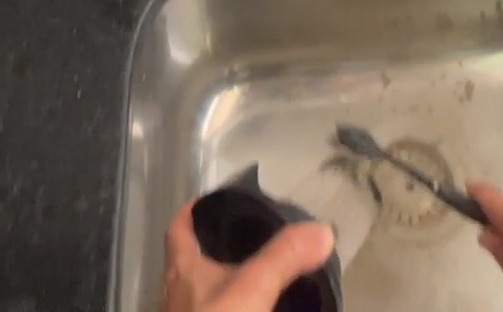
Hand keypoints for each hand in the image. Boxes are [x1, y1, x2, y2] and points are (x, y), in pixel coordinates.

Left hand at [161, 201, 334, 311]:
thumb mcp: (252, 291)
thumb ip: (284, 258)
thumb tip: (323, 229)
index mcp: (183, 269)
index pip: (180, 227)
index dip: (197, 209)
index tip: (221, 201)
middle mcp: (180, 295)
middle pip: (195, 260)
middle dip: (222, 247)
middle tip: (257, 237)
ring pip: (207, 294)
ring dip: (231, 284)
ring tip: (266, 274)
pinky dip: (238, 310)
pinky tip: (260, 311)